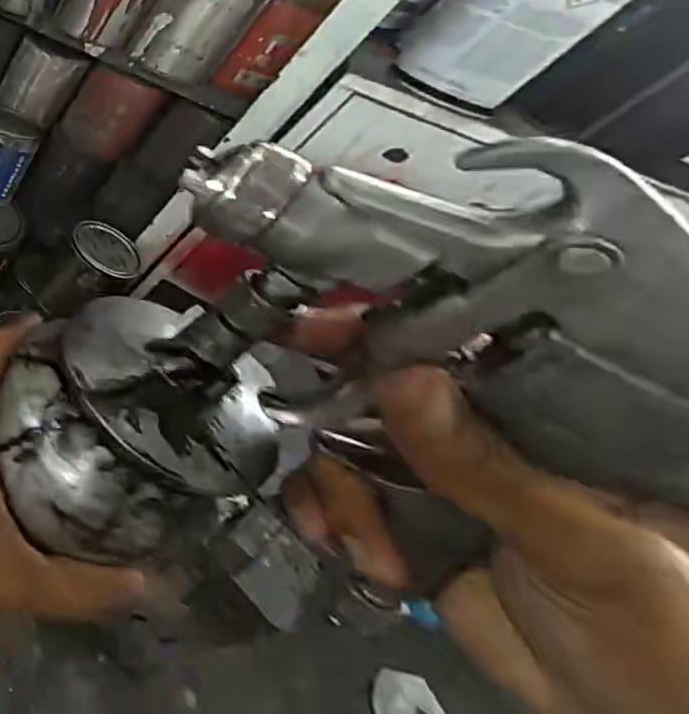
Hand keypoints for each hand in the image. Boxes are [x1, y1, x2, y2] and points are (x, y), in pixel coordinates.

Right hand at [284, 311, 688, 713]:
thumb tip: (404, 378)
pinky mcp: (400, 520)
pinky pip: (331, 494)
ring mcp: (434, 482)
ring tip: (372, 549)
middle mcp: (478, 442)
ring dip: (337, 496)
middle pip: (369, 399)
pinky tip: (349, 547)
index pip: (451, 357)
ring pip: (339, 448)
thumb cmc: (665, 639)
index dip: (380, 336)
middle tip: (338, 463)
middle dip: (338, 435)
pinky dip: (324, 515)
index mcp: (540, 428)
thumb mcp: (585, 547)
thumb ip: (486, 466)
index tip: (313, 327)